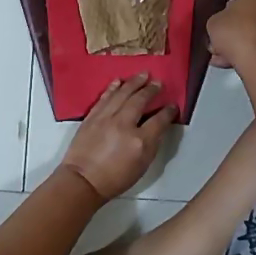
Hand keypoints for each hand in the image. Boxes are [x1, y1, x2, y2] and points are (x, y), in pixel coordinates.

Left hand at [58, 74, 175, 199]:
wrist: (83, 180)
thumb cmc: (115, 179)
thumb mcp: (142, 166)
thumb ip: (151, 144)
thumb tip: (156, 127)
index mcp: (140, 141)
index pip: (159, 120)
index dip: (168, 111)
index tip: (172, 106)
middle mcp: (124, 125)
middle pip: (140, 100)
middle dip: (151, 90)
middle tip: (157, 83)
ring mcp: (106, 118)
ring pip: (122, 94)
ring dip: (133, 82)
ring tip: (142, 74)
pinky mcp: (92, 117)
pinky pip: (105, 98)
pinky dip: (113, 88)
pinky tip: (119, 81)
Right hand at [207, 0, 255, 69]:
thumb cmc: (234, 32)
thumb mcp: (213, 23)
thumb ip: (216, 19)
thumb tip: (221, 24)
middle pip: (247, 6)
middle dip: (232, 15)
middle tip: (217, 23)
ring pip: (247, 28)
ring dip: (234, 36)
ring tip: (217, 48)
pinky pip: (250, 44)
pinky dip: (238, 50)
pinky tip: (223, 59)